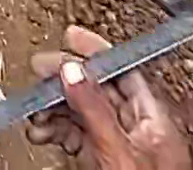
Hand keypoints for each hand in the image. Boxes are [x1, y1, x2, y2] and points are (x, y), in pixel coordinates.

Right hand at [25, 26, 191, 169]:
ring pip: (81, 108)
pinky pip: (76, 131)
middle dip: (63, 78)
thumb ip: (94, 109)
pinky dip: (55, 127)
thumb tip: (71, 68)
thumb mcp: (118, 153)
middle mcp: (141, 130)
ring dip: (53, 106)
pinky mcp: (106, 159)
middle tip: (39, 71)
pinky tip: (42, 130)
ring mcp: (123, 145)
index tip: (70, 34)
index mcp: (156, 124)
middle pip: (97, 87)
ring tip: (36, 111)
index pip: (125, 71)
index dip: (97, 50)